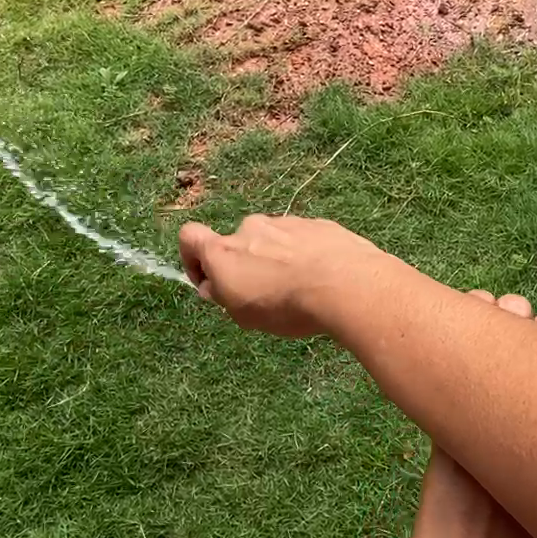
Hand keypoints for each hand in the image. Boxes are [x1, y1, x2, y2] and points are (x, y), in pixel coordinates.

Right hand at [177, 215, 392, 336]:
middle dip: (249, 265)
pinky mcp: (320, 224)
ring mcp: (288, 222)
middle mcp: (252, 228)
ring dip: (281, 260)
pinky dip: (309, 255)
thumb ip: (223, 295)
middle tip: (268, 295)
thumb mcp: (244, 315)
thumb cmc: (288, 305)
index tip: (211, 282)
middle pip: (241, 243)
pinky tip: (325, 278)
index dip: (194, 259)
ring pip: (275, 241)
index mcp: (224, 250)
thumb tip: (213, 285)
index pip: (190, 237)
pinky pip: (306, 239)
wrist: (347, 284)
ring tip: (303, 290)